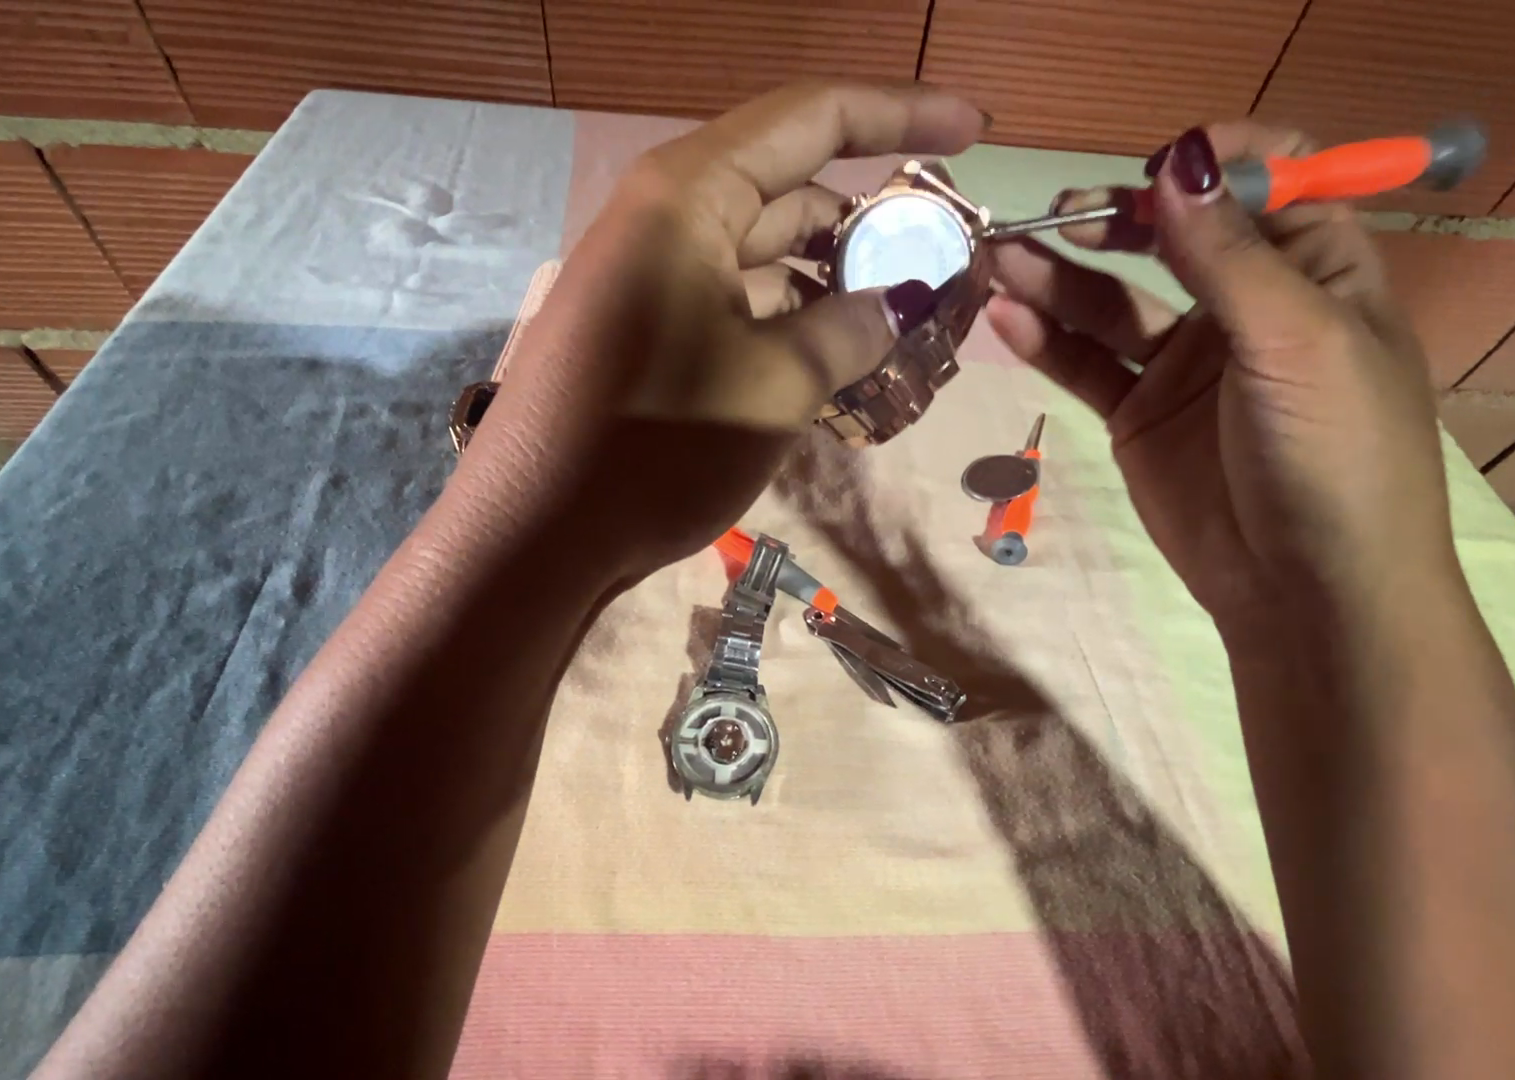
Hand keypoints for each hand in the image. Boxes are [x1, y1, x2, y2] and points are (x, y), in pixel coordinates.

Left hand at [463, 83, 985, 579]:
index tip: (977, 132)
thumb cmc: (657, 447)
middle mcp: (667, 220)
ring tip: (905, 319)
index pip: (815, 117)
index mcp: (690, 195)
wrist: (537, 537)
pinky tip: (839, 360)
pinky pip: (737, 306)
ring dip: (834, 282)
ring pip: (766, 257)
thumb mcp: (776, 384)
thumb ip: (850, 329)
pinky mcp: (648, 336)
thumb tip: (897, 300)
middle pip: (792, 190)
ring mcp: (653, 281)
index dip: (904, 115)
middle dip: (872, 220)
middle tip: (945, 259)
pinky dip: (791, 324)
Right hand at [983, 123, 1454, 630]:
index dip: (1210, 164)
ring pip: (1111, 302)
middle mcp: (1244, 306)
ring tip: (999, 260)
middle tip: (1053, 219)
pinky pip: (1086, 365)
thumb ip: (1228, 254)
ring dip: (1055, 278)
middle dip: (1112, 220)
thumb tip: (1178, 158)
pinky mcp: (1137, 414)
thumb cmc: (1334, 452)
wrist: (1306, 587)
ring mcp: (1183, 363)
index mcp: (1314, 269)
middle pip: (1169, 238)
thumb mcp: (1297, 339)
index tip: (1158, 171)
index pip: (1264, 182)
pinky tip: (1007, 318)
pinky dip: (1046, 341)